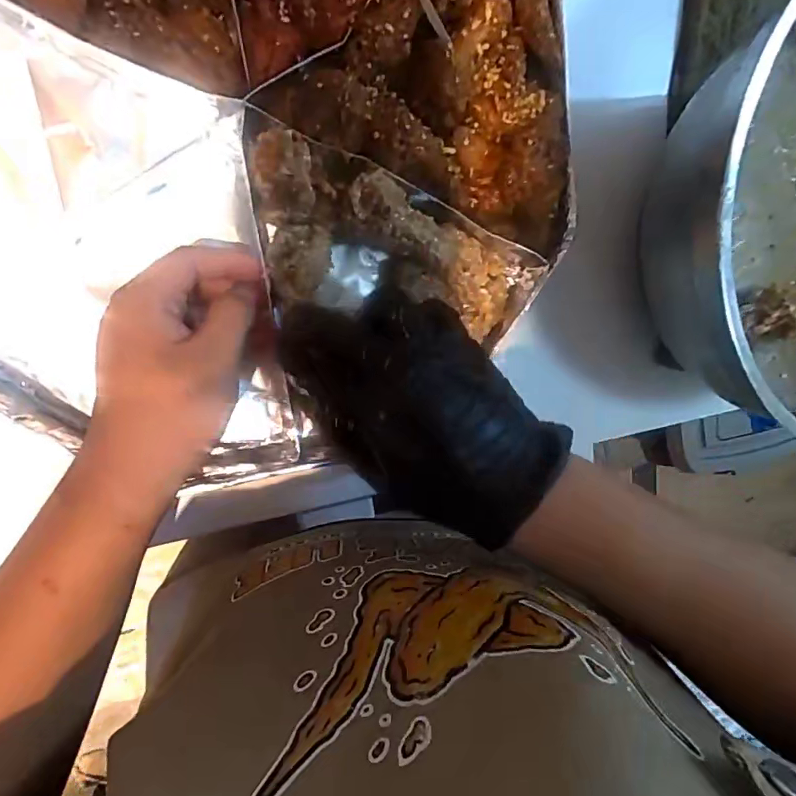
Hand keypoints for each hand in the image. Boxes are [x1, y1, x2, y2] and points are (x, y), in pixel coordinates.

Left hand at [84, 243, 264, 494]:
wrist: (134, 470)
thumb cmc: (175, 410)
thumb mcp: (213, 357)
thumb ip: (233, 313)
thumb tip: (246, 289)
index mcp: (142, 299)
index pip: (190, 258)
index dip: (233, 260)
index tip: (271, 274)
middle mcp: (134, 310)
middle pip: (187, 281)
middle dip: (232, 287)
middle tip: (273, 304)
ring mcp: (137, 338)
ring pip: (189, 310)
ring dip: (228, 314)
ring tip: (267, 328)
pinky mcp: (146, 363)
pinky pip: (184, 335)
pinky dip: (214, 336)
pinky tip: (246, 349)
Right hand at [279, 283, 570, 549]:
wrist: (512, 479)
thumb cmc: (444, 489)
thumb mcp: (383, 475)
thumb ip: (347, 436)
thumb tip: (322, 401)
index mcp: (374, 406)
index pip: (319, 364)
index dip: (295, 347)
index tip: (283, 338)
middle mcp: (400, 367)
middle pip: (347, 326)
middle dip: (319, 322)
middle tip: (312, 324)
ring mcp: (435, 348)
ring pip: (391, 306)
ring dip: (372, 316)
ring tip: (371, 333)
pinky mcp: (465, 343)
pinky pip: (432, 310)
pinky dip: (415, 316)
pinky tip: (414, 336)